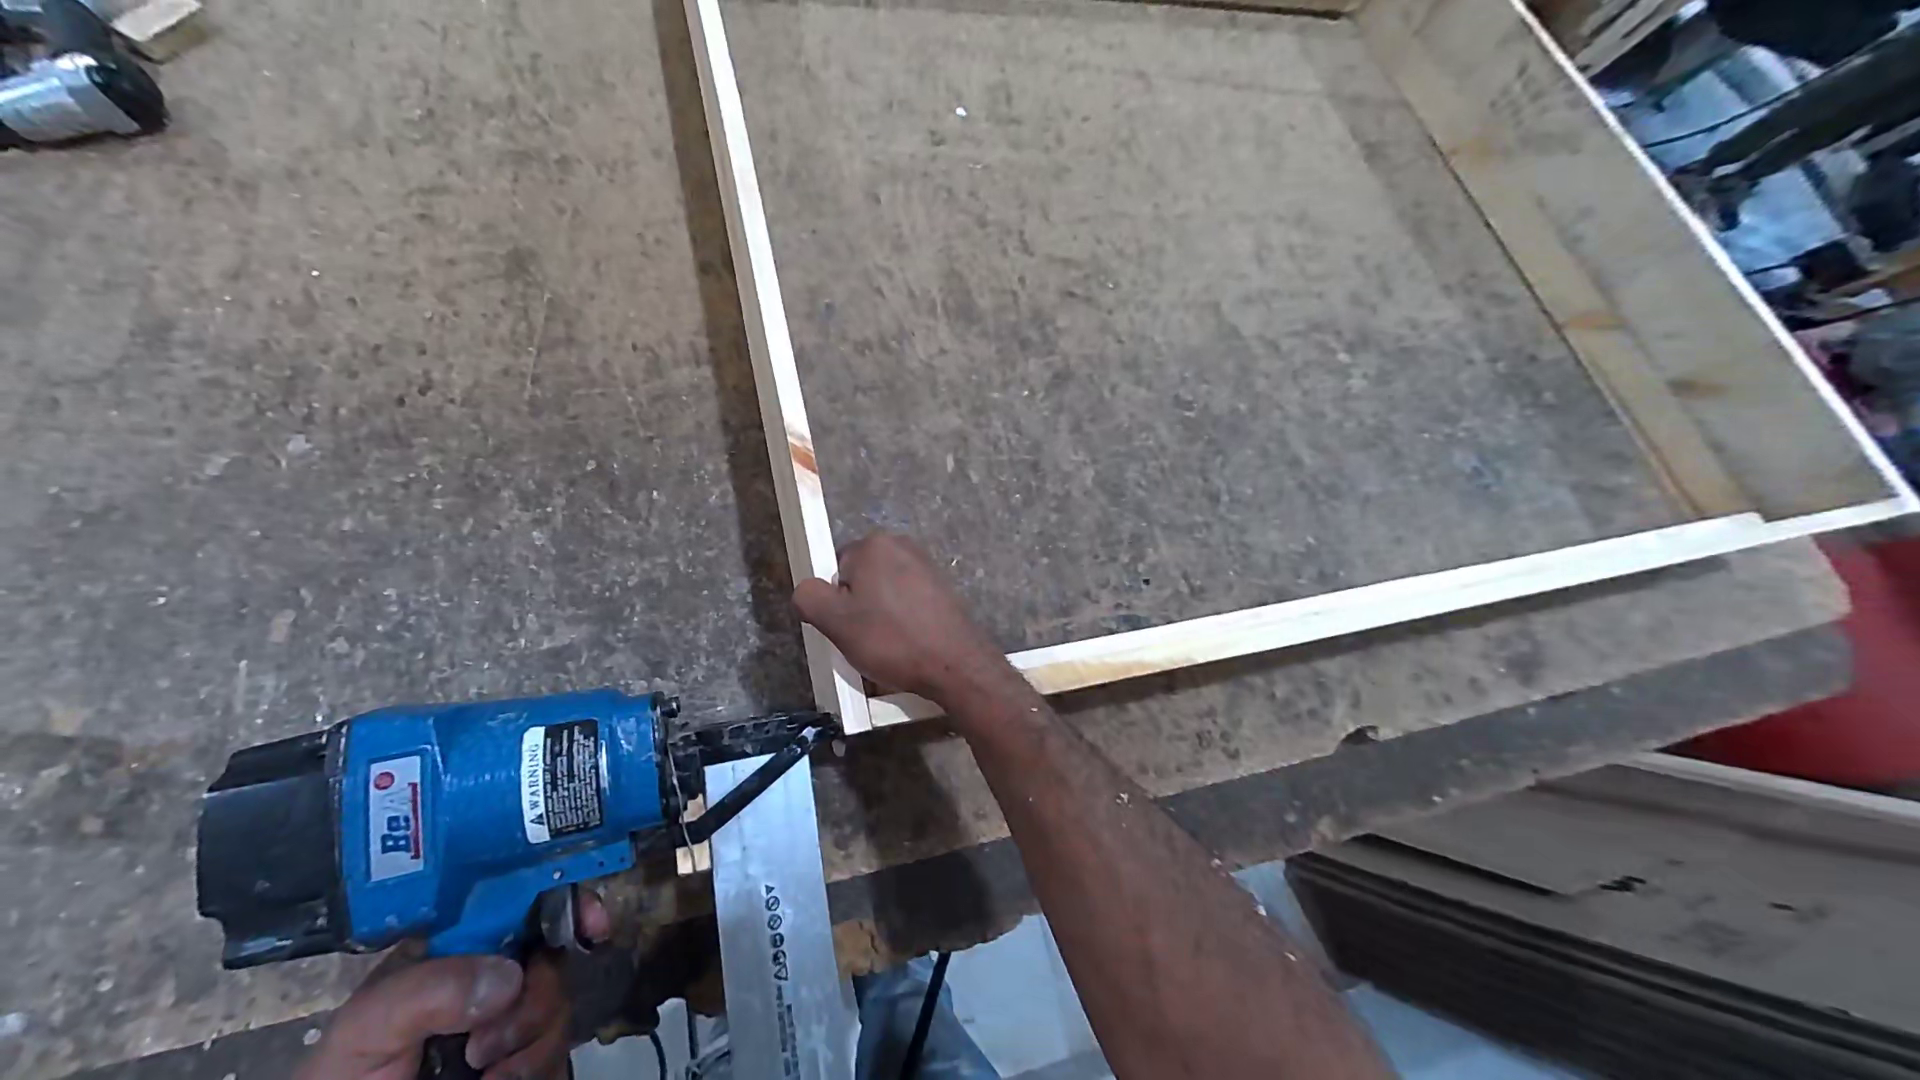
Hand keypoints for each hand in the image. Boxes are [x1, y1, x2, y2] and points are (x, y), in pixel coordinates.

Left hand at [296, 893, 611, 1079]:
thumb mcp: (365, 1030)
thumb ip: (427, 990)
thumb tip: (512, 977)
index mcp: (457, 952)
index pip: (522, 905)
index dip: (566, 903)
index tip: (593, 923)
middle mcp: (492, 978)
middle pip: (554, 956)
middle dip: (539, 997)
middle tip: (488, 1046)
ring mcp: (514, 1021)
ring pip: (564, 1002)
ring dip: (535, 1041)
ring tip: (487, 1076)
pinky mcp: (531, 1059)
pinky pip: (562, 1047)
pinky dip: (541, 1065)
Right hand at [793, 531, 1018, 704]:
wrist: (955, 664)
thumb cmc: (891, 640)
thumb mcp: (835, 623)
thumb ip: (809, 597)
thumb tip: (809, 589)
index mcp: (874, 544)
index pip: (836, 570)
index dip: (836, 602)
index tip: (848, 626)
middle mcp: (902, 546)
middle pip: (860, 580)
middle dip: (859, 608)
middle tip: (867, 638)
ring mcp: (927, 566)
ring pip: (884, 594)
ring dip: (881, 618)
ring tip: (890, 645)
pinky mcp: (943, 589)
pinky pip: (907, 604)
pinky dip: (903, 622)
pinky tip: (909, 644)